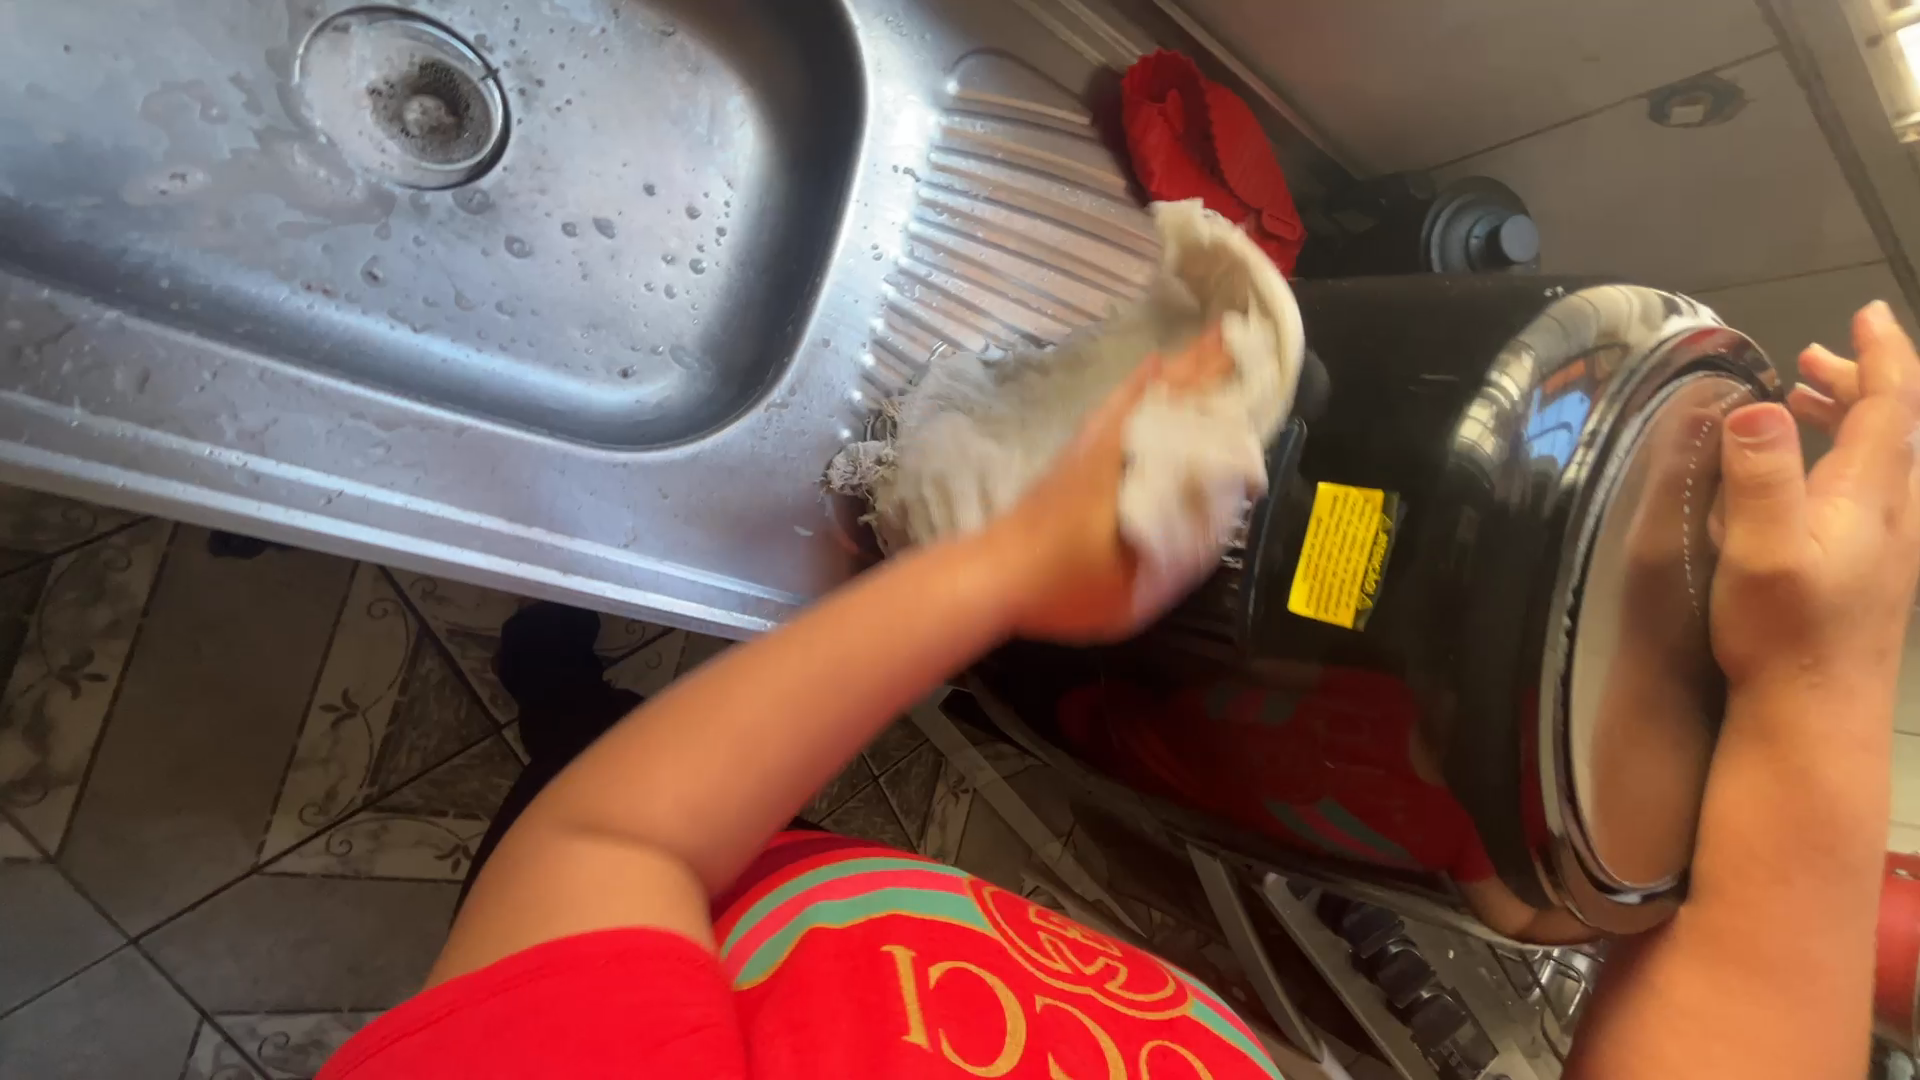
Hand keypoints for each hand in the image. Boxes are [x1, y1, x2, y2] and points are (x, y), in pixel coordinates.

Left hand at [977, 325, 1234, 643]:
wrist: (994, 574)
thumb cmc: (1065, 585)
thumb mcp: (1135, 588)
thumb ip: (1183, 553)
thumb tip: (1222, 509)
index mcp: (1140, 474)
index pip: (1200, 426)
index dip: (1231, 399)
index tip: (1262, 367)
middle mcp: (1119, 444)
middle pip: (1172, 395)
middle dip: (1210, 366)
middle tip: (1244, 336)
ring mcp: (1093, 443)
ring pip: (1146, 393)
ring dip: (1181, 369)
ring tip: (1211, 344)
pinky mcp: (1075, 451)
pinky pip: (1119, 403)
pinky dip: (1141, 383)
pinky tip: (1151, 370)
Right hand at [1709, 301, 1919, 697]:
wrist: (1814, 698)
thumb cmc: (1783, 625)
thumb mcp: (1761, 548)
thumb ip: (1761, 479)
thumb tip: (1754, 407)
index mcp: (1868, 495)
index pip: (1890, 407)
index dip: (1881, 356)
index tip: (1865, 315)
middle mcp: (1890, 508)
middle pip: (1893, 426)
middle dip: (1860, 380)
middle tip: (1814, 354)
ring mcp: (1885, 537)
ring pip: (1882, 456)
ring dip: (1848, 417)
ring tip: (1802, 398)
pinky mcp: (1869, 561)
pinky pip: (1866, 485)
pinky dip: (1840, 456)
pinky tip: (1808, 470)